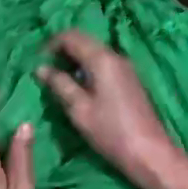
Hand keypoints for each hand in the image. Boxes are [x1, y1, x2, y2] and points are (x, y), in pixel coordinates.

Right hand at [35, 30, 186, 188]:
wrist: (150, 152)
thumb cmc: (111, 131)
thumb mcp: (79, 109)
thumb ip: (59, 84)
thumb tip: (41, 68)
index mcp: (101, 58)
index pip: (71, 36)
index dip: (51, 44)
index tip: (37, 60)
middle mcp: (115, 55)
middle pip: (84, 40)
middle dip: (62, 49)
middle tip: (45, 69)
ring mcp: (125, 66)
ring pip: (94, 50)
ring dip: (75, 58)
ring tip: (58, 78)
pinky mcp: (129, 78)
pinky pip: (103, 62)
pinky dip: (87, 66)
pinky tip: (79, 85)